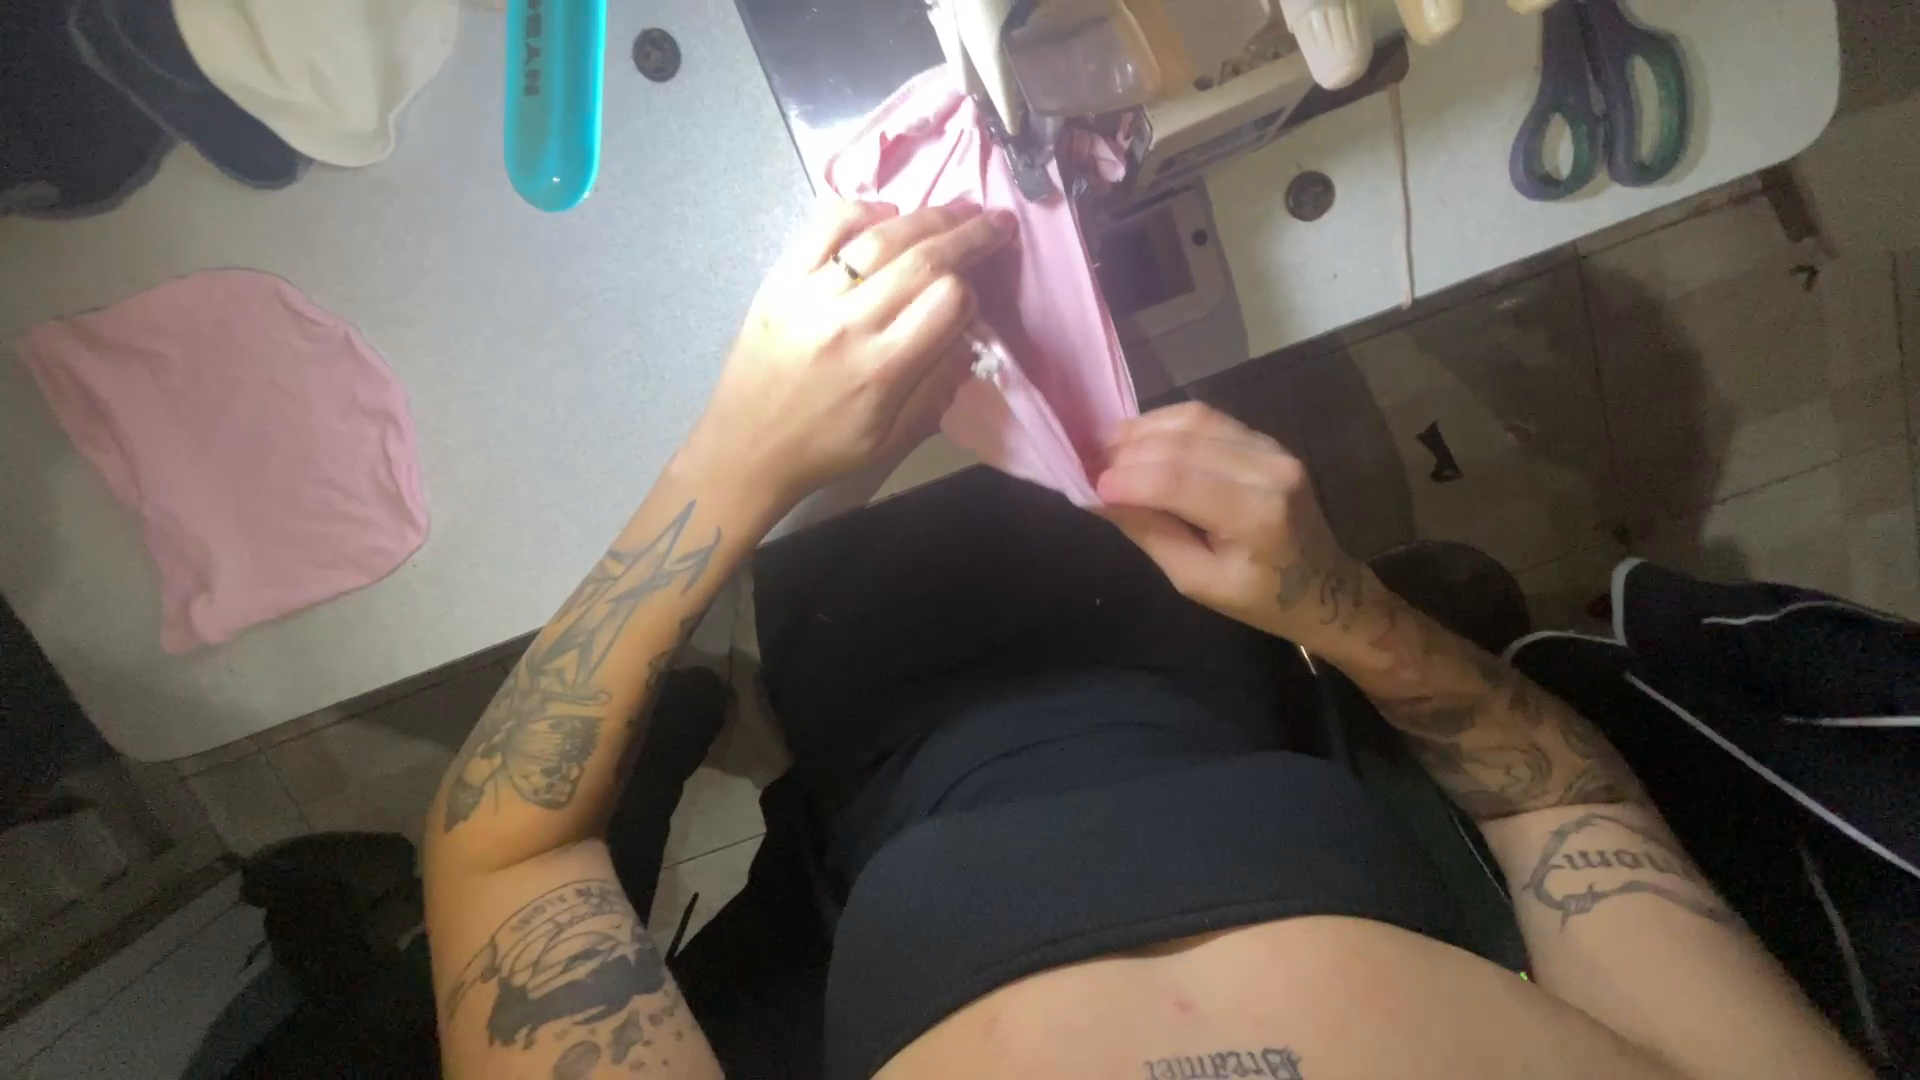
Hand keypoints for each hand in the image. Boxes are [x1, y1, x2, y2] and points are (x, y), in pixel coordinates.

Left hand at [687, 198, 1016, 511]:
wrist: (746, 448)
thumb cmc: (826, 449)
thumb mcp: (893, 438)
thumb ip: (936, 388)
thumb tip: (965, 339)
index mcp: (882, 369)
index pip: (948, 302)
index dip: (972, 293)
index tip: (974, 297)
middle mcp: (850, 323)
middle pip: (923, 258)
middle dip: (969, 234)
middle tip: (997, 221)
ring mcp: (811, 294)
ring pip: (880, 234)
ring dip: (927, 215)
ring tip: (956, 209)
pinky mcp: (780, 279)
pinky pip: (825, 225)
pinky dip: (862, 210)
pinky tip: (886, 215)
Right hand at [1096, 402, 1366, 644]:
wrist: (1324, 586)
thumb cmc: (1258, 597)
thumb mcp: (1195, 580)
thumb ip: (1150, 532)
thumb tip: (1100, 498)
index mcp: (1255, 517)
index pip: (1176, 482)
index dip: (1125, 479)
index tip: (1089, 486)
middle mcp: (1269, 471)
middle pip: (1181, 444)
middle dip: (1127, 451)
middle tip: (1088, 464)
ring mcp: (1272, 448)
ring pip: (1192, 419)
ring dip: (1142, 430)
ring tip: (1108, 448)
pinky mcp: (1266, 439)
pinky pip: (1207, 418)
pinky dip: (1166, 424)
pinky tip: (1141, 440)